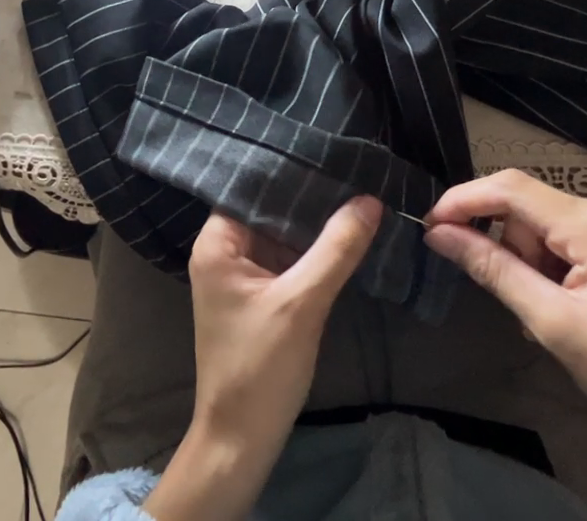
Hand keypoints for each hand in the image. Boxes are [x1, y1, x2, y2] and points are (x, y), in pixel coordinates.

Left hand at [143, 197, 380, 520]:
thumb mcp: (302, 303)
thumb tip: (369, 199)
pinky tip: (345, 233)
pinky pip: (287, 259)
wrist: (242, 437)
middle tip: (352, 165)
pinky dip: (312, 250)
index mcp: (217, 244)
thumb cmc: (260, 366)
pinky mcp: (259, 296)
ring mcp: (241, 275)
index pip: (250, 188)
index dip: (288, 170)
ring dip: (313, 223)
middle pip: (268, 209)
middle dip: (307, 195)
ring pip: (281, 234)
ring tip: (355, 189)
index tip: (328, 149)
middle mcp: (223, 252)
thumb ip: (336, 249)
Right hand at [423, 171, 586, 520]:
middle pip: (537, 207)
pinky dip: (569, 261)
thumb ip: (493, 269)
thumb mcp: (553, 326)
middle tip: (524, 303)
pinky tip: (582, 304)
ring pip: (561, 222)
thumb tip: (439, 233)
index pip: (513, 189)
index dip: (465, 200)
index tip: (431, 226)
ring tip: (559, 314)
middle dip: (514, 247)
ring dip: (542, 259)